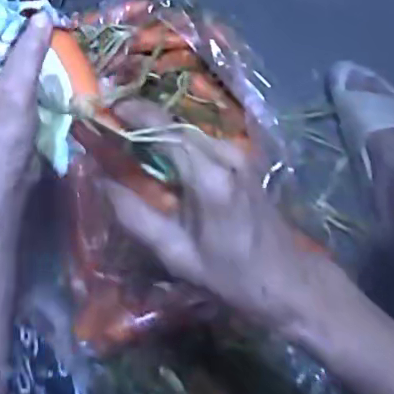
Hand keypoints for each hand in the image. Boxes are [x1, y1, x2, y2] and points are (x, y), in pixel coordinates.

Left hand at [0, 12, 50, 201]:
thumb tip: (43, 15)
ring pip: (20, 56)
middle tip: (65, 26)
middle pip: (8, 38)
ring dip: (42, 51)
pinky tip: (63, 66)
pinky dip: (43, 69)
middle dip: (34, 33)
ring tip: (68, 42)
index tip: (51, 13)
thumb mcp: (16, 88)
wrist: (3, 183)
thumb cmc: (3, 134)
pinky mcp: (9, 99)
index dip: (21, 16)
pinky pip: (26, 74)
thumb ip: (29, 50)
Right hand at [102, 100, 338, 339]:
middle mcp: (225, 155)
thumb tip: (99, 180)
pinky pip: (197, 138)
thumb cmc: (233, 276)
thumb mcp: (177, 255)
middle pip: (172, 122)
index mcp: (210, 178)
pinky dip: (172, 136)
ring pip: (185, 127)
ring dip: (154, 125)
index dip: (132, 113)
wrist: (293, 284)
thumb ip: (134, 216)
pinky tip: (157, 149)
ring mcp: (237, 153)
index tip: (103, 108)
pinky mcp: (241, 157)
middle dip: (138, 115)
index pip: (164, 130)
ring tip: (126, 133)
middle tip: (108, 120)